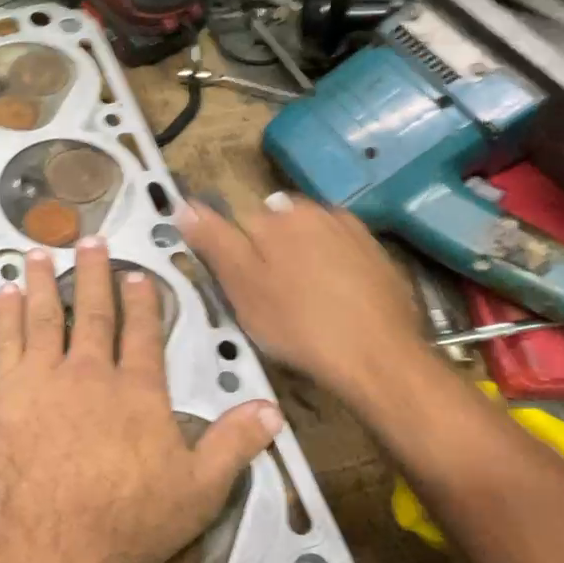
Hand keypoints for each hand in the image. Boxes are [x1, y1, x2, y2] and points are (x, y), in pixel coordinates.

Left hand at [0, 238, 283, 562]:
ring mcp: (44, 379)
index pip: (143, 334)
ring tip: (39, 251)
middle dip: (92, 274)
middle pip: (92, 313)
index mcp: (138, 391)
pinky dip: (6, 314)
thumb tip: (271, 409)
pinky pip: (6, 341)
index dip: (142, 302)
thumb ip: (234, 445)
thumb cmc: (126, 523)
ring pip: (44, 316)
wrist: (48, 545)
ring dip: (42, 282)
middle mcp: (91, 373)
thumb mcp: (198, 491)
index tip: (137, 276)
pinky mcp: (4, 394)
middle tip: (90, 241)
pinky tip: (5, 294)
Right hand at [178, 193, 434, 406]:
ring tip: (301, 302)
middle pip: (274, 226)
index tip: (238, 286)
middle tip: (268, 299)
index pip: (236, 221)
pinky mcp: (377, 254)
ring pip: (308, 238)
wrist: (379, 356)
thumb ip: (214, 241)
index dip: (232, 254)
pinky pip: (339, 252)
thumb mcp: (241, 287)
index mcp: (276, 215)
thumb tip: (184, 206)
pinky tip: (333, 300)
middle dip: (267, 252)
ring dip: (300, 258)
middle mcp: (314, 210)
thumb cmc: (299, 324)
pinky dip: (331, 268)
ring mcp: (350, 230)